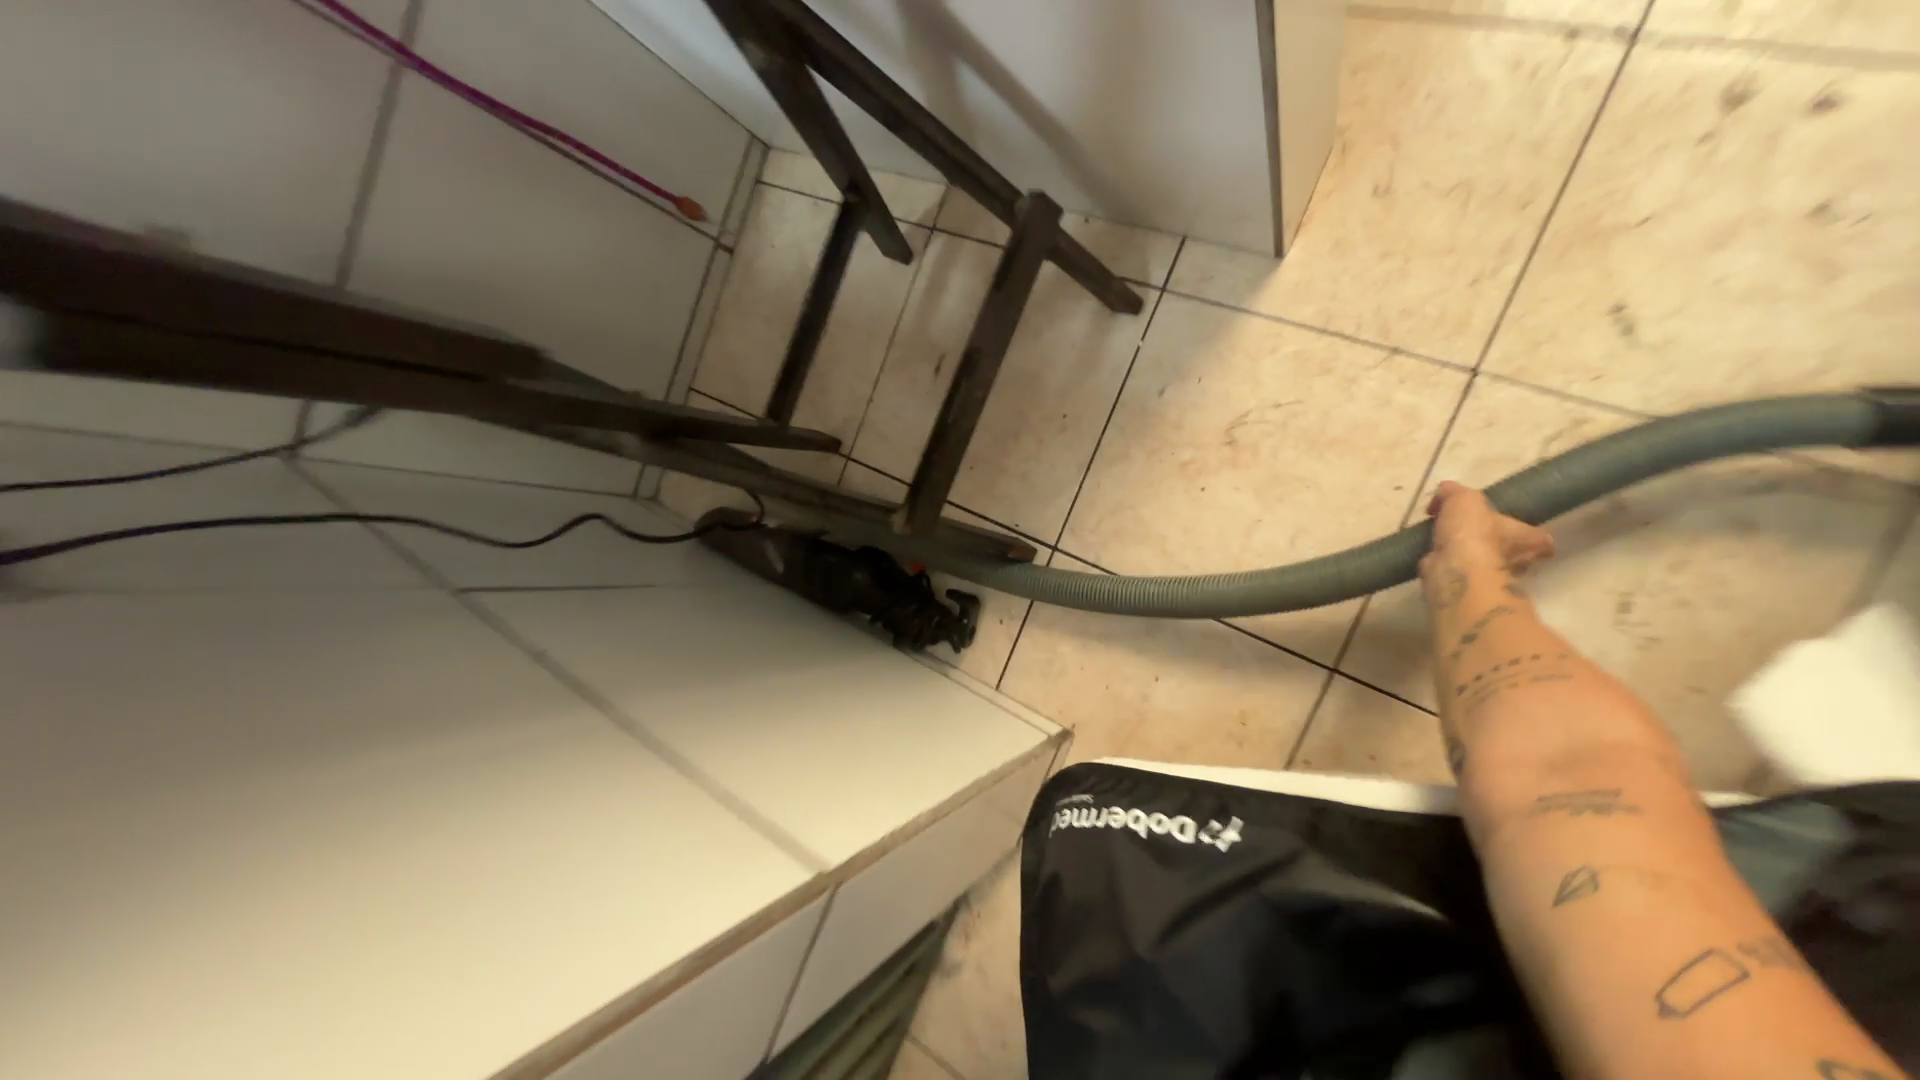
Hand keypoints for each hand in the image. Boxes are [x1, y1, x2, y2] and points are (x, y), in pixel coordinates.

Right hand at [1420, 481, 1554, 585]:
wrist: (1454, 571)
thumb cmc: (1473, 534)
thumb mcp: (1464, 498)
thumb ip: (1455, 491)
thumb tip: (1444, 492)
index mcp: (1531, 540)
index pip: (1539, 538)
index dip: (1522, 531)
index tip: (1502, 525)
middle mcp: (1521, 564)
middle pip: (1511, 552)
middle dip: (1490, 544)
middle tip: (1466, 531)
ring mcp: (1496, 581)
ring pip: (1484, 565)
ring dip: (1467, 556)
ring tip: (1442, 542)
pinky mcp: (1471, 592)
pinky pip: (1462, 575)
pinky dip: (1449, 567)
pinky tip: (1433, 557)